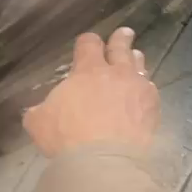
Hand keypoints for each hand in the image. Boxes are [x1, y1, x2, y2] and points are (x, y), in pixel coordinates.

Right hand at [23, 27, 159, 157]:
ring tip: (135, 57)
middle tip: (123, 33)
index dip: (87, 41)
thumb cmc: (65, 135)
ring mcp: (138, 89)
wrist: (103, 158)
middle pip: (121, 49)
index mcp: (86, 72)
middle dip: (120, 40)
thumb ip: (40, 109)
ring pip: (139, 66)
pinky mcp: (153, 107)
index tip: (87, 41)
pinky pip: (149, 89)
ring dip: (135, 60)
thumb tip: (38, 109)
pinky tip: (141, 91)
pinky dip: (143, 87)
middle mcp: (116, 74)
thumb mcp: (37, 121)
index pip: (88, 45)